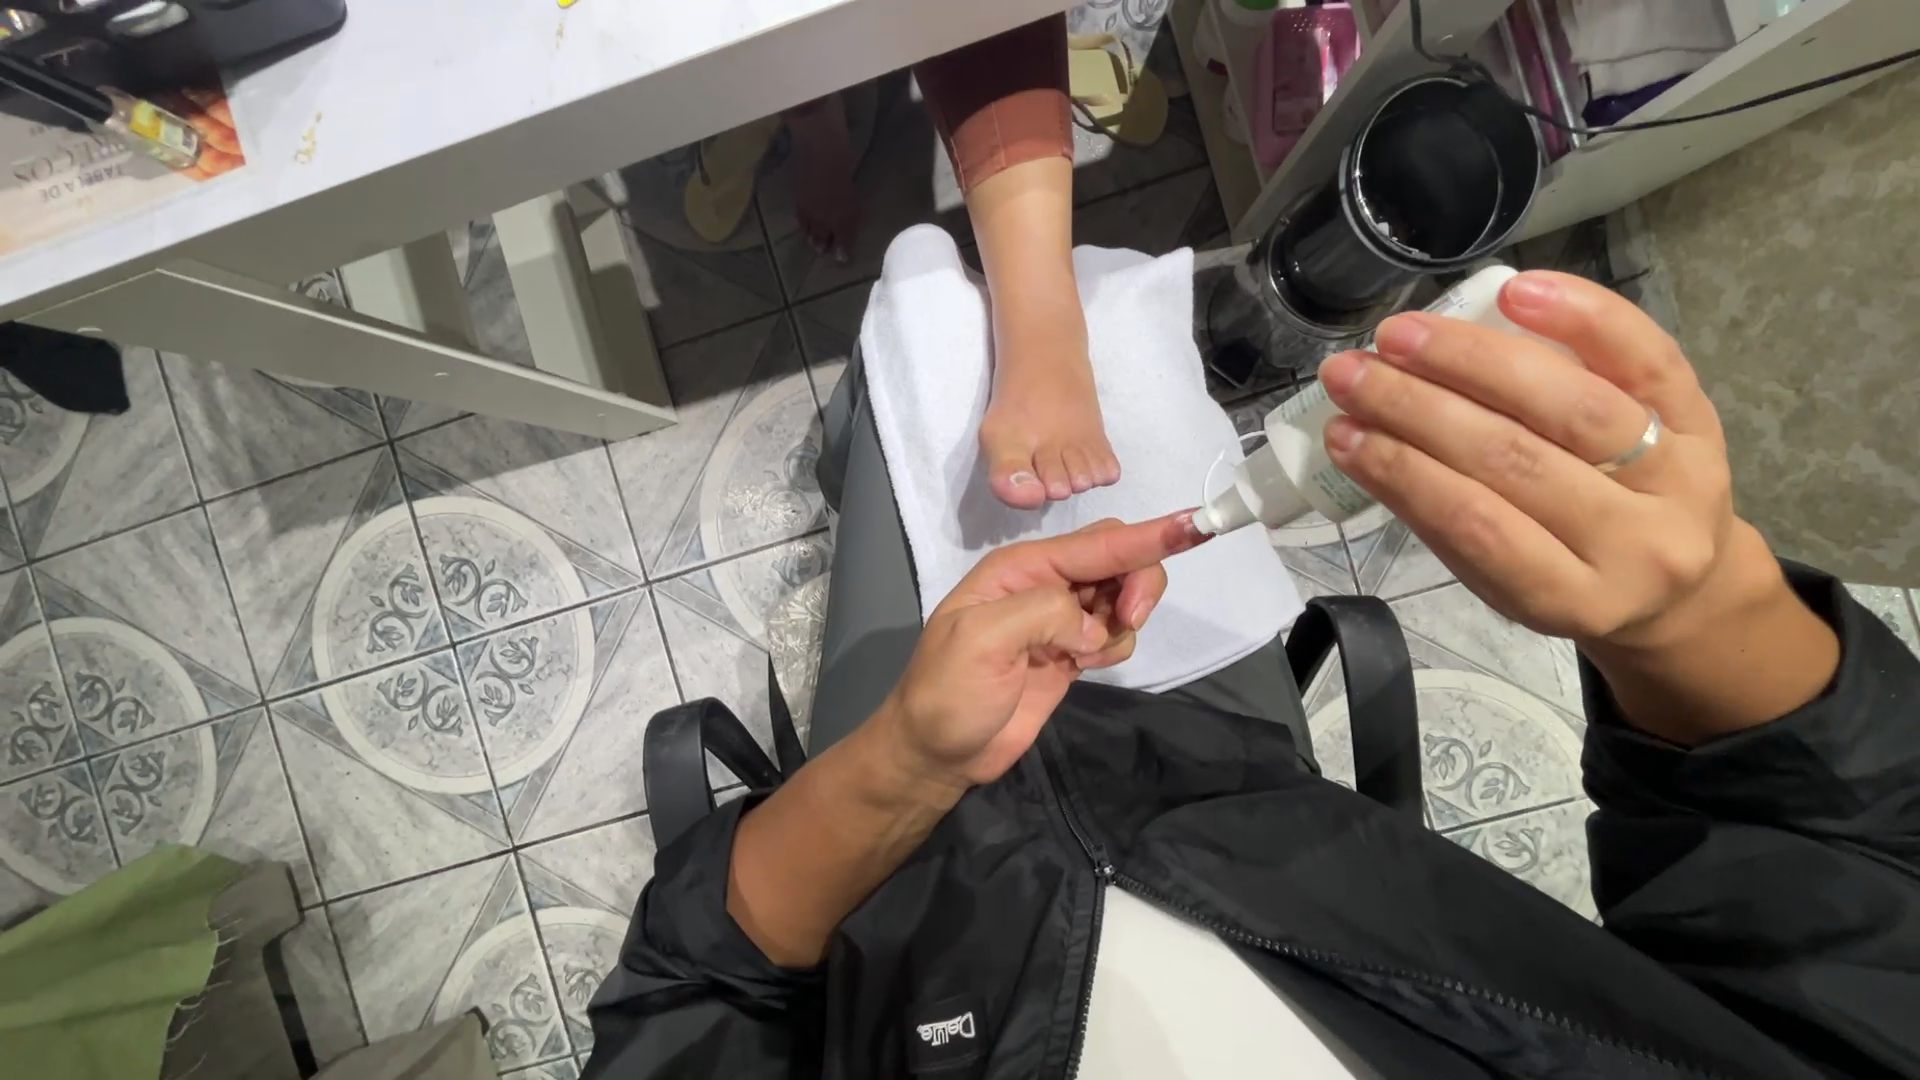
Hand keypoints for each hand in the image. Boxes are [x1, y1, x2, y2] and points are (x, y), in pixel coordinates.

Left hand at [870, 513, 1207, 790]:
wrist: (939, 751)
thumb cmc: (948, 692)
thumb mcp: (980, 640)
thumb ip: (1042, 613)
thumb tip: (1093, 625)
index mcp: (1021, 568)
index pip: (1097, 542)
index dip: (1147, 535)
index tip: (1195, 526)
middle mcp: (1044, 584)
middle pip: (1118, 559)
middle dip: (1138, 582)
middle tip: (1130, 617)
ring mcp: (1060, 620)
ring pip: (1122, 596)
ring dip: (1123, 620)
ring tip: (1086, 654)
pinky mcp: (1072, 653)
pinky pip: (1116, 634)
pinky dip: (1115, 646)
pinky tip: (1083, 666)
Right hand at [1317, 271, 1747, 646]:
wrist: (1681, 585)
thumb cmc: (1560, 577)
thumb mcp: (1491, 580)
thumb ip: (1435, 515)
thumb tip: (1358, 434)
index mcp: (1569, 598)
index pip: (1474, 523)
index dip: (1400, 471)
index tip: (1339, 431)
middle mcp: (1637, 542)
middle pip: (1515, 456)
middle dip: (1416, 406)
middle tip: (1351, 372)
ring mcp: (1680, 476)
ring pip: (1570, 403)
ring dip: (1471, 359)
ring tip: (1399, 336)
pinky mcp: (1706, 419)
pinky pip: (1650, 358)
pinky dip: (1583, 317)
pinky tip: (1516, 290)